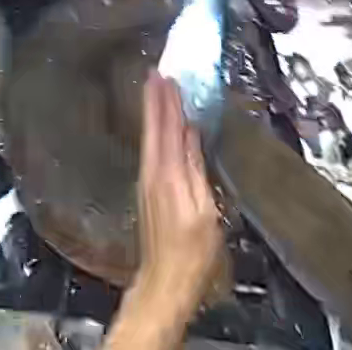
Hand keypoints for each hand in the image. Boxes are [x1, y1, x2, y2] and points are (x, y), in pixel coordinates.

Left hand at [132, 73, 224, 310]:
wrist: (165, 279)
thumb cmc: (192, 251)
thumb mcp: (205, 210)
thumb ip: (196, 168)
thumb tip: (191, 135)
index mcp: (168, 173)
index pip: (167, 128)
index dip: (167, 102)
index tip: (167, 77)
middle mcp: (151, 170)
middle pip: (152, 126)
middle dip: (154, 99)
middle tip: (154, 72)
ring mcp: (146, 178)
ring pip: (149, 136)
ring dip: (152, 111)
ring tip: (154, 89)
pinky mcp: (146, 187)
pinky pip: (150, 148)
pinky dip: (154, 130)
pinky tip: (158, 125)